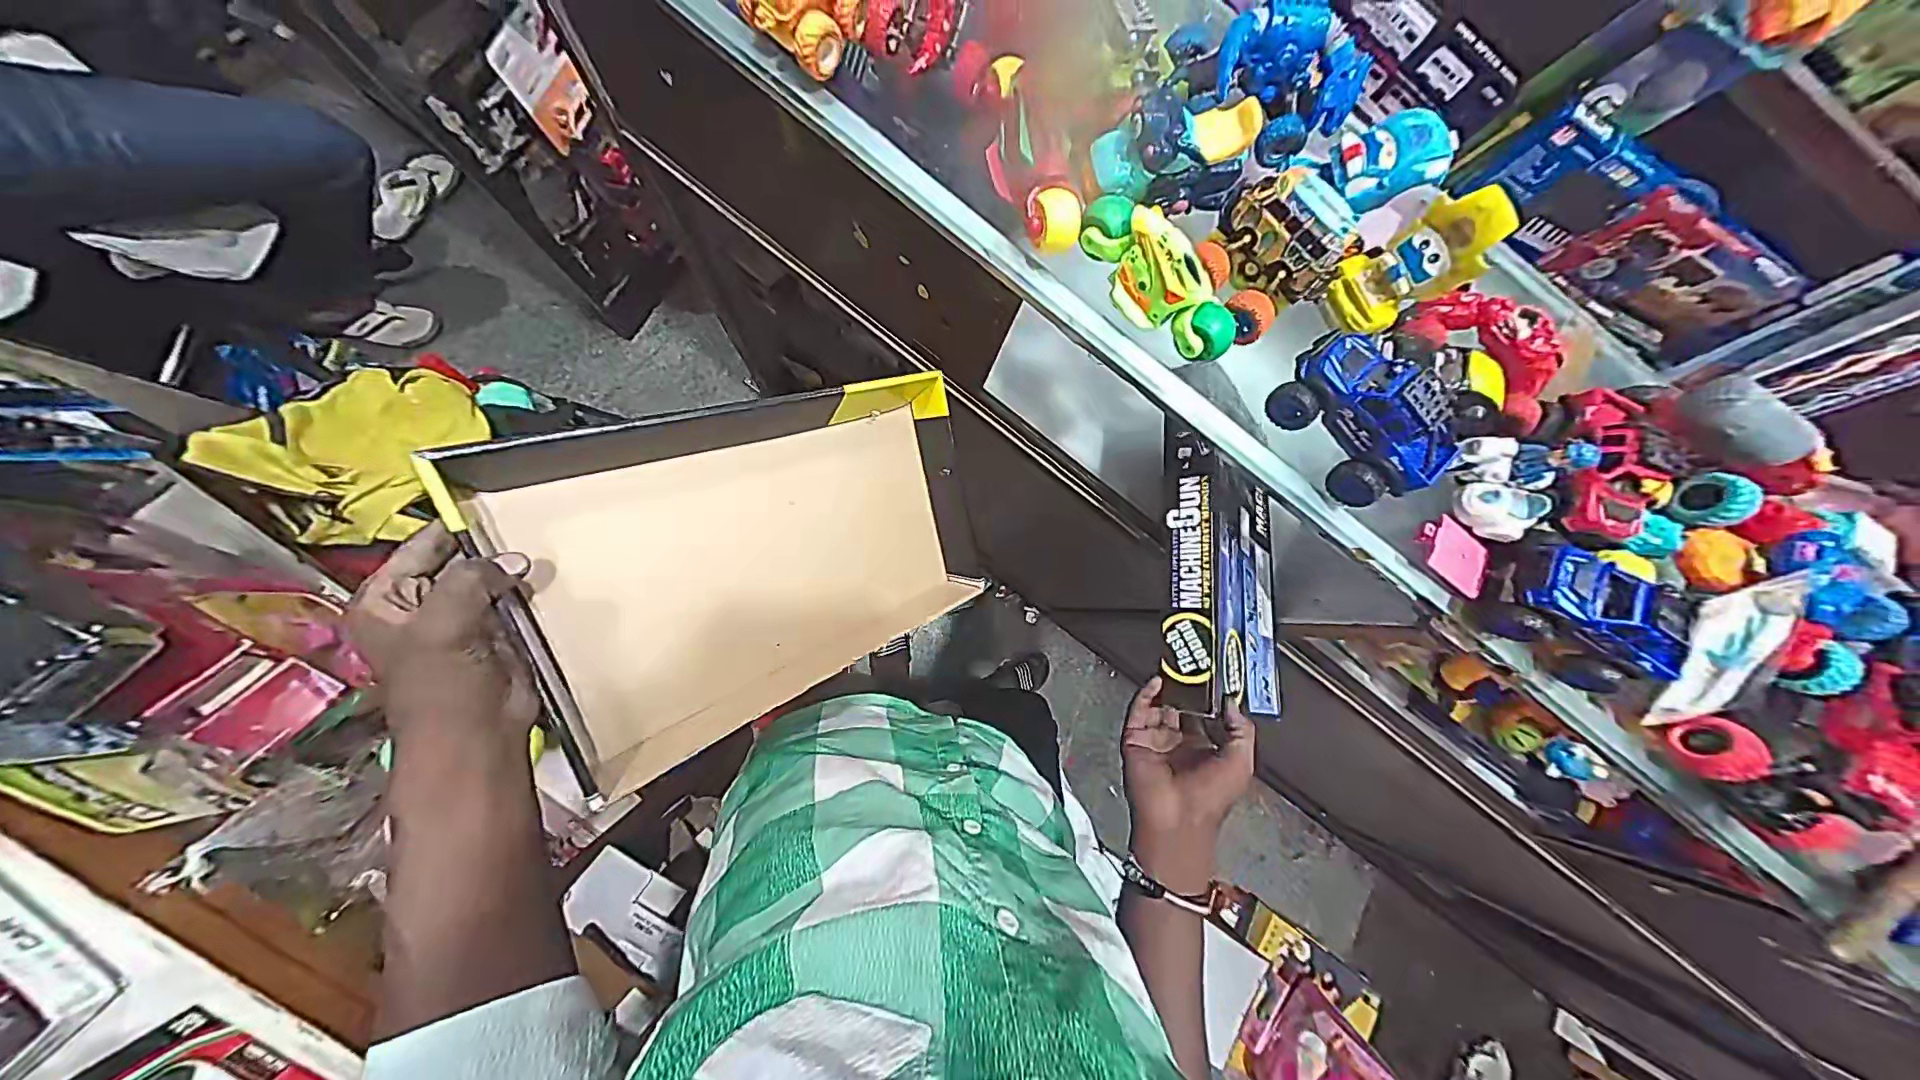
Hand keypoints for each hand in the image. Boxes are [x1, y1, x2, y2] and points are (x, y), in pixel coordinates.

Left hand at [347, 522, 538, 746]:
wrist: (476, 735)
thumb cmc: (441, 686)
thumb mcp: (443, 624)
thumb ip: (471, 581)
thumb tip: (515, 561)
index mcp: (386, 601)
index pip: (419, 548)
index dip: (448, 529)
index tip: (484, 507)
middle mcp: (420, 605)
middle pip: (456, 561)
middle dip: (486, 550)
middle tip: (520, 526)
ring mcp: (461, 619)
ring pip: (487, 579)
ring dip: (509, 571)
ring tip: (532, 551)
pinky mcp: (495, 633)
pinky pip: (510, 599)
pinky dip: (525, 591)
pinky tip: (540, 580)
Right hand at [1121, 677, 1254, 890]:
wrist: (1178, 818)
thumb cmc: (1210, 799)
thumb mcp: (1241, 763)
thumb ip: (1242, 730)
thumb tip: (1233, 702)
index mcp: (1203, 750)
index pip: (1204, 715)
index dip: (1210, 697)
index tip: (1216, 677)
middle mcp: (1178, 743)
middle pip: (1180, 706)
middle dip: (1186, 688)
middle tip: (1194, 667)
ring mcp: (1156, 740)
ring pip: (1159, 705)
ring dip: (1167, 688)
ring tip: (1176, 668)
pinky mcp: (1136, 739)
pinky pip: (1138, 711)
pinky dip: (1145, 695)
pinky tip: (1157, 683)